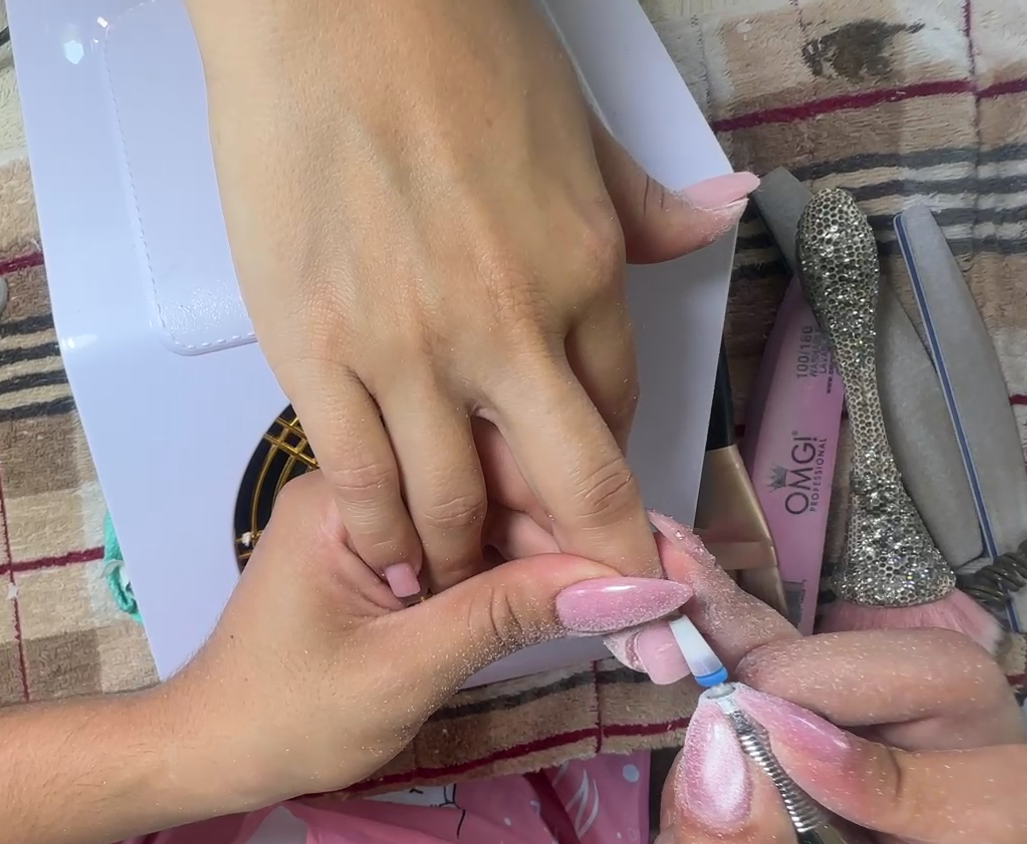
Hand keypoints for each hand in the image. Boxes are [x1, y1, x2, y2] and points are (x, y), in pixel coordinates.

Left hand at [169, 473, 692, 808]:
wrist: (214, 750)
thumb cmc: (288, 717)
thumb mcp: (401, 670)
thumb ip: (506, 617)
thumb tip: (631, 585)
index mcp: (348, 494)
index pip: (484, 475)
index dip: (579, 520)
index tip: (662, 567)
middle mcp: (360, 487)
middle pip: (488, 493)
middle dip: (574, 546)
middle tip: (663, 599)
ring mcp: (369, 520)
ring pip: (482, 523)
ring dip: (552, 567)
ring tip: (632, 610)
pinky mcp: (377, 558)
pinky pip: (458, 552)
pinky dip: (511, 583)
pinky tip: (566, 606)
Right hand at [186, 0, 756, 595]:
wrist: (323, 11)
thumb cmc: (441, 49)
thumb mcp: (567, 123)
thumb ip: (633, 200)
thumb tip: (709, 219)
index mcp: (578, 269)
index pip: (612, 412)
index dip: (604, 483)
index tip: (589, 522)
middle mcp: (506, 329)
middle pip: (557, 482)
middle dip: (567, 562)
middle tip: (554, 602)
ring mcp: (407, 352)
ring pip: (450, 500)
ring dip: (459, 562)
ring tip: (450, 590)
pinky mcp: (317, 357)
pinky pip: (359, 479)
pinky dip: (380, 536)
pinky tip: (386, 565)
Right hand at [629, 518, 1026, 843]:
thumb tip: (720, 755)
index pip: (1013, 802)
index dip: (898, 772)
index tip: (778, 756)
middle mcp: (972, 781)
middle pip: (955, 688)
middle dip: (827, 681)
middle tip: (728, 702)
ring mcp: (903, 722)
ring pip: (881, 643)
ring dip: (771, 644)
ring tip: (689, 653)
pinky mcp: (828, 682)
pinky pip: (788, 628)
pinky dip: (725, 604)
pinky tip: (677, 566)